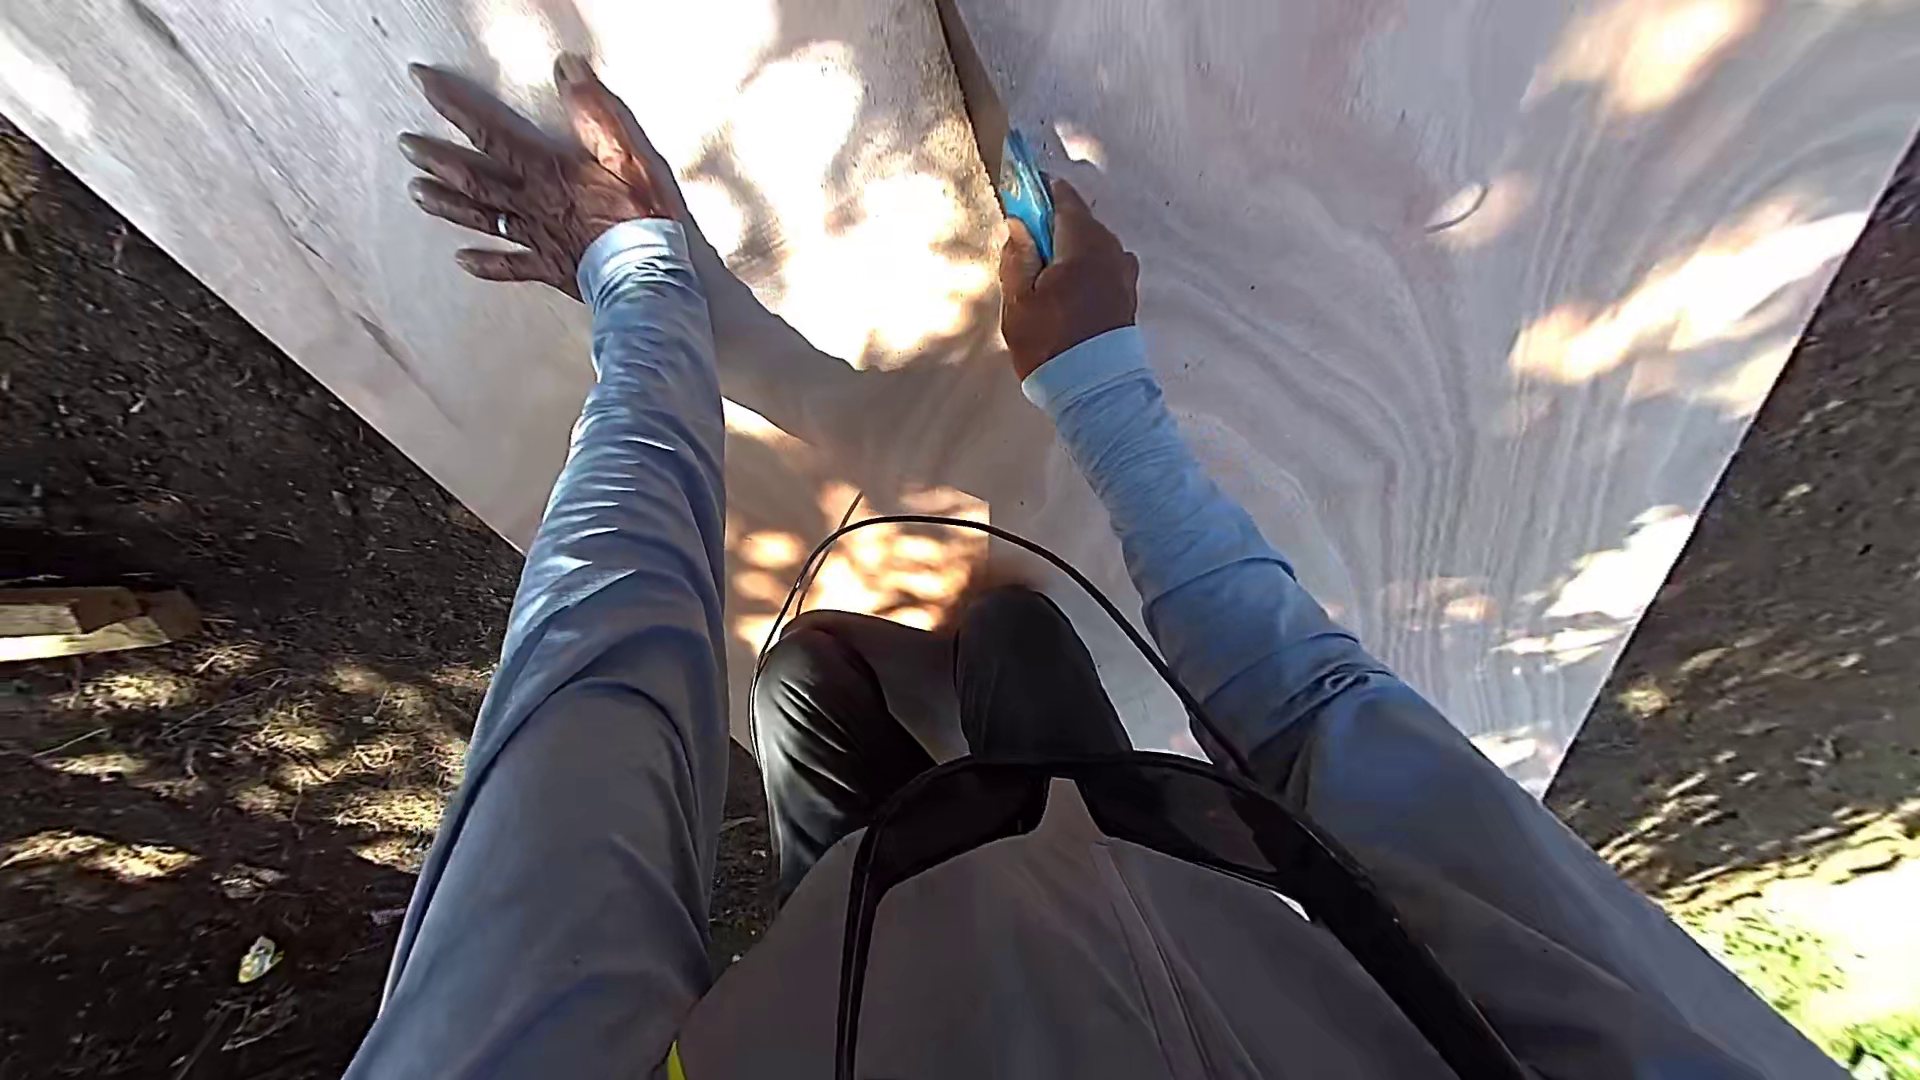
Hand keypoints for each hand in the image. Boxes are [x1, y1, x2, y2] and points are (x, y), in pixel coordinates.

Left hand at [399, 54, 676, 298]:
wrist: (646, 275)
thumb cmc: (641, 220)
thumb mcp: (627, 159)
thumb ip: (595, 113)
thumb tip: (567, 68)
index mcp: (545, 173)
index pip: (489, 132)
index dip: (453, 104)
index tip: (422, 83)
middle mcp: (532, 204)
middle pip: (474, 178)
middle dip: (438, 158)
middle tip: (409, 147)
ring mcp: (539, 239)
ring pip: (483, 217)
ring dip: (448, 204)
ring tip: (418, 192)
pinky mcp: (552, 269)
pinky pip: (512, 267)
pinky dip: (486, 264)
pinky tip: (463, 260)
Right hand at [998, 178, 1140, 379]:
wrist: (1093, 392)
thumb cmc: (1050, 347)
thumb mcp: (1019, 304)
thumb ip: (1017, 259)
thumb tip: (1019, 226)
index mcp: (1083, 244)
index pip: (1062, 197)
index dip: (1039, 191)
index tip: (1020, 194)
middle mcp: (1111, 250)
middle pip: (1079, 223)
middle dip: (1052, 229)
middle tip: (1025, 252)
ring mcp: (1124, 274)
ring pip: (1092, 248)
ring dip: (1069, 254)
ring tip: (1045, 283)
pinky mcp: (1128, 297)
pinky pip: (1103, 270)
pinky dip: (1085, 273)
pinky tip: (1068, 298)